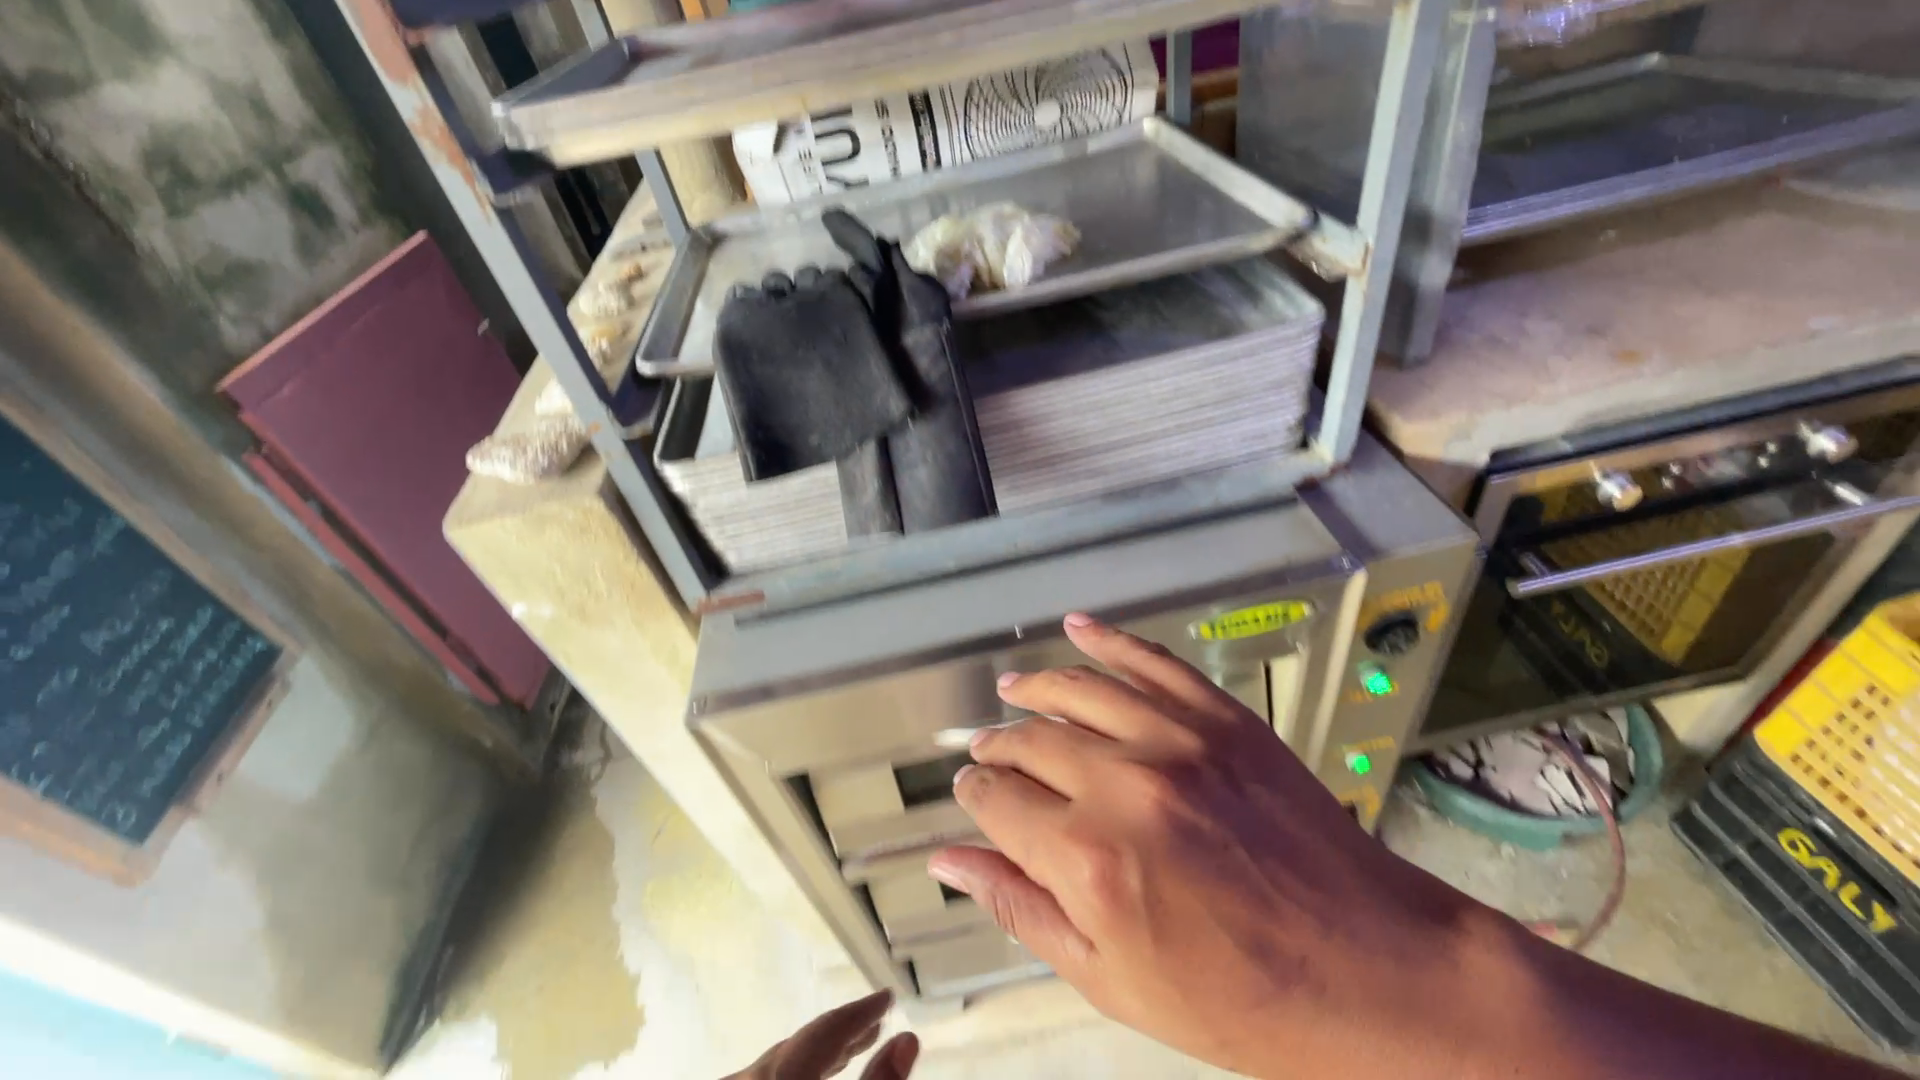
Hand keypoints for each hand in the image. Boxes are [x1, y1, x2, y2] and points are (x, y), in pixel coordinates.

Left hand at [723, 990, 916, 1079]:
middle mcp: (754, 1076)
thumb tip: (907, 1040)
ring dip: (817, 1055)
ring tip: (849, 1051)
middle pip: (801, 1045)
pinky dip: (793, 1070)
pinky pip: (764, 1077)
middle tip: (876, 1020)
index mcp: (783, 1073)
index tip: (887, 996)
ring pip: (779, 1064)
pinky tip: (808, 1076)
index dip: (859, 1013)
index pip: (826, 1031)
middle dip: (841, 1033)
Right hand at [927, 614, 1505, 1078]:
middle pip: (1030, 743)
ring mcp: (1177, 740)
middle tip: (987, 756)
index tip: (971, 796)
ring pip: (1078, 691)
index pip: (998, 803)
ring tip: (1010, 688)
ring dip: (1035, 687)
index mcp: (1087, 858)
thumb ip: (1022, 908)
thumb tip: (950, 861)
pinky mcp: (1223, 719)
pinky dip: (1110, 640)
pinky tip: (1078, 627)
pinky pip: (1152, 662)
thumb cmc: (1236, 999)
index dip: (974, 798)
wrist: (1371, 969)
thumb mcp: (1111, 979)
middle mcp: (1122, 784)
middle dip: (998, 749)